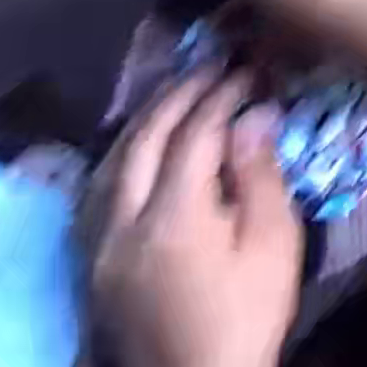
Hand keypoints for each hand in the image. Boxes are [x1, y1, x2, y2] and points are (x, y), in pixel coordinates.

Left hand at [89, 71, 301, 366]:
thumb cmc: (251, 304)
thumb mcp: (272, 236)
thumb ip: (257, 170)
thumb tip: (253, 113)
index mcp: (173, 219)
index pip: (194, 135)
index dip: (223, 94)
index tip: (250, 66)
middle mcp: (122, 226)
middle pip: (143, 140)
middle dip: (180, 93)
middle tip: (214, 62)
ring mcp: (99, 245)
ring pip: (111, 162)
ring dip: (148, 117)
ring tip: (183, 88)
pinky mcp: (94, 261)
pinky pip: (101, 188)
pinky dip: (126, 149)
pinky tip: (147, 140)